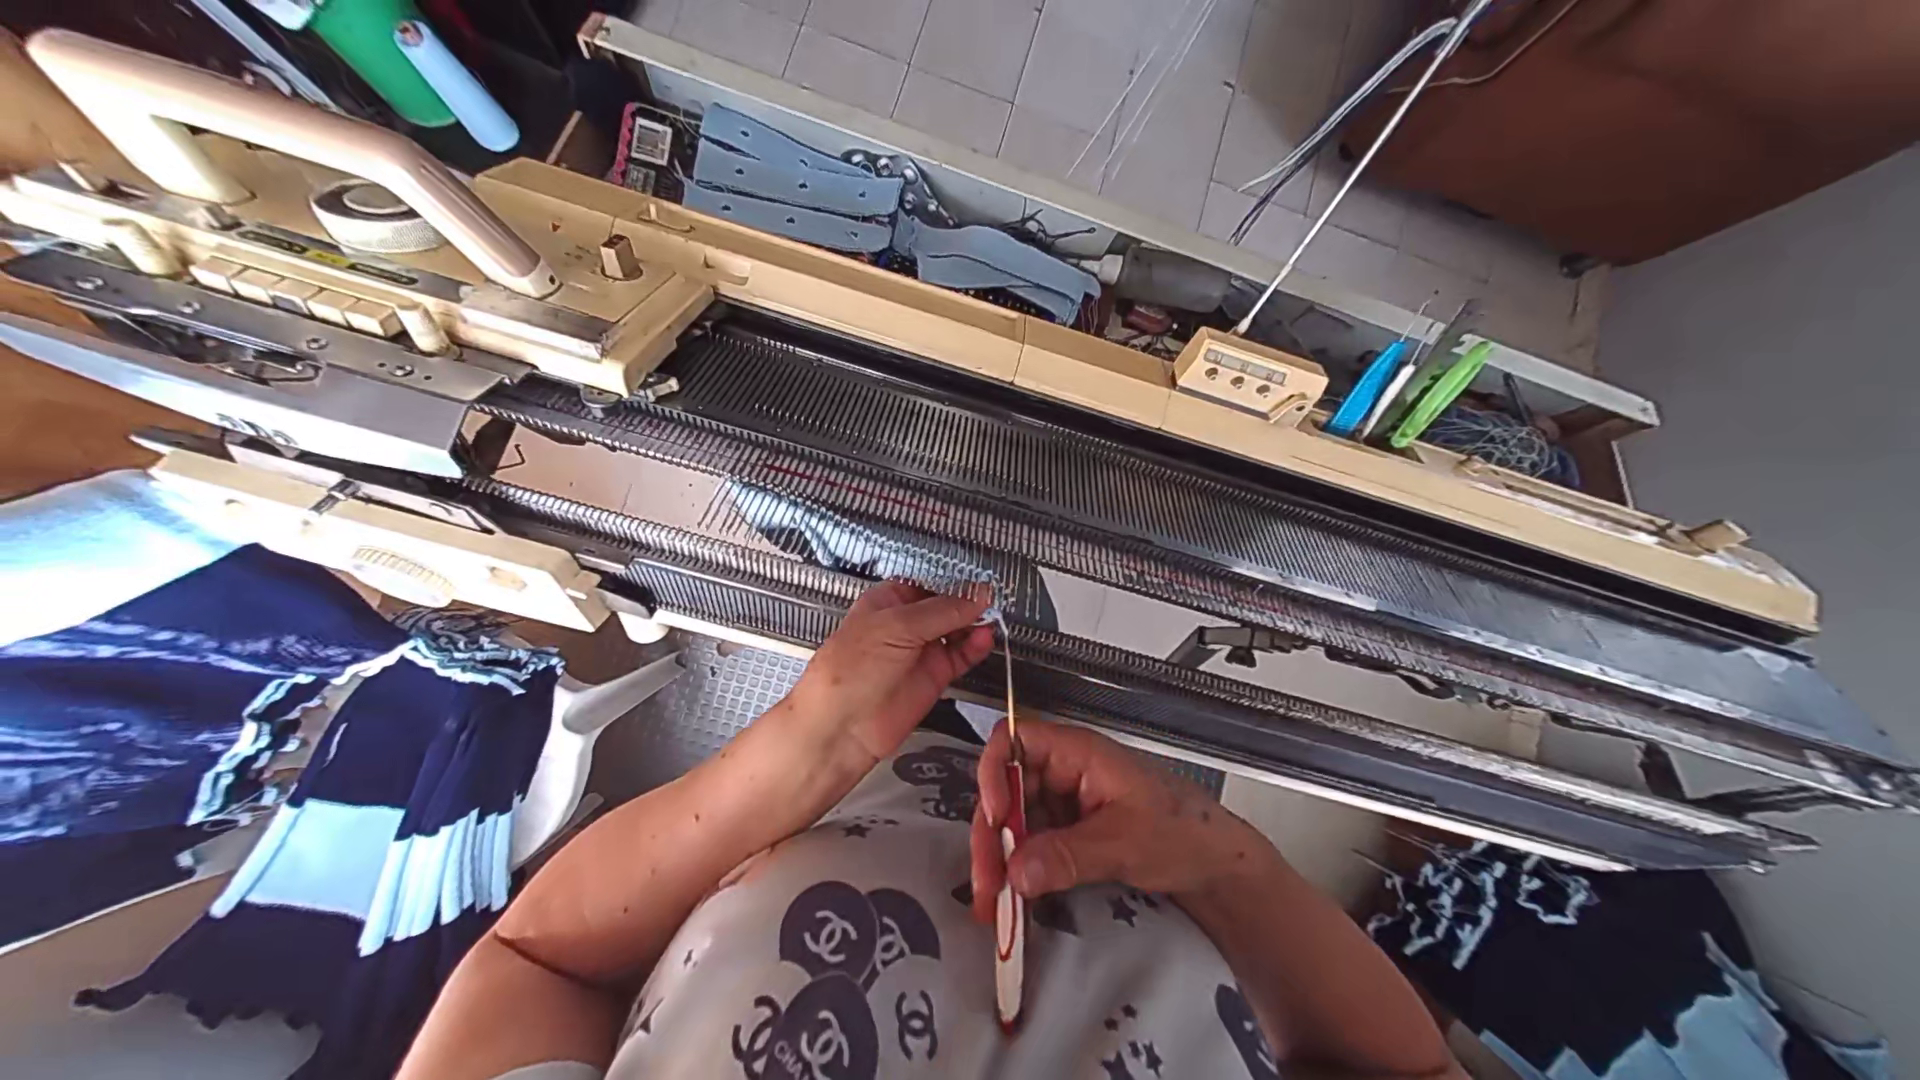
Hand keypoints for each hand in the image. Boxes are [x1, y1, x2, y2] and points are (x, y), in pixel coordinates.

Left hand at [777, 581, 994, 775]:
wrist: (842, 727)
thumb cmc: (846, 674)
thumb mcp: (897, 627)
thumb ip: (941, 610)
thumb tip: (975, 595)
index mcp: (888, 602)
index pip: (929, 582)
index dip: (953, 581)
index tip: (976, 580)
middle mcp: (905, 624)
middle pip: (947, 605)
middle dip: (968, 602)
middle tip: (987, 600)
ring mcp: (920, 650)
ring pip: (958, 630)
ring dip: (975, 624)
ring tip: (988, 619)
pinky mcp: (934, 675)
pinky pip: (962, 656)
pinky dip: (976, 647)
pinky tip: (983, 639)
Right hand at [969, 718, 1270, 919]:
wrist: (1217, 866)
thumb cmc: (1182, 832)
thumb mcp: (1125, 842)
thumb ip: (1068, 855)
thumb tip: (1015, 871)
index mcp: (1077, 752)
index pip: (1016, 740)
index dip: (995, 772)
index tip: (994, 816)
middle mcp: (1063, 772)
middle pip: (1006, 788)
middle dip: (991, 835)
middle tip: (987, 884)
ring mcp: (1064, 802)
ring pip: (1013, 821)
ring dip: (999, 860)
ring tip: (993, 905)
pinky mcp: (1067, 832)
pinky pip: (1031, 845)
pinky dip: (1018, 872)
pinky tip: (1011, 901)